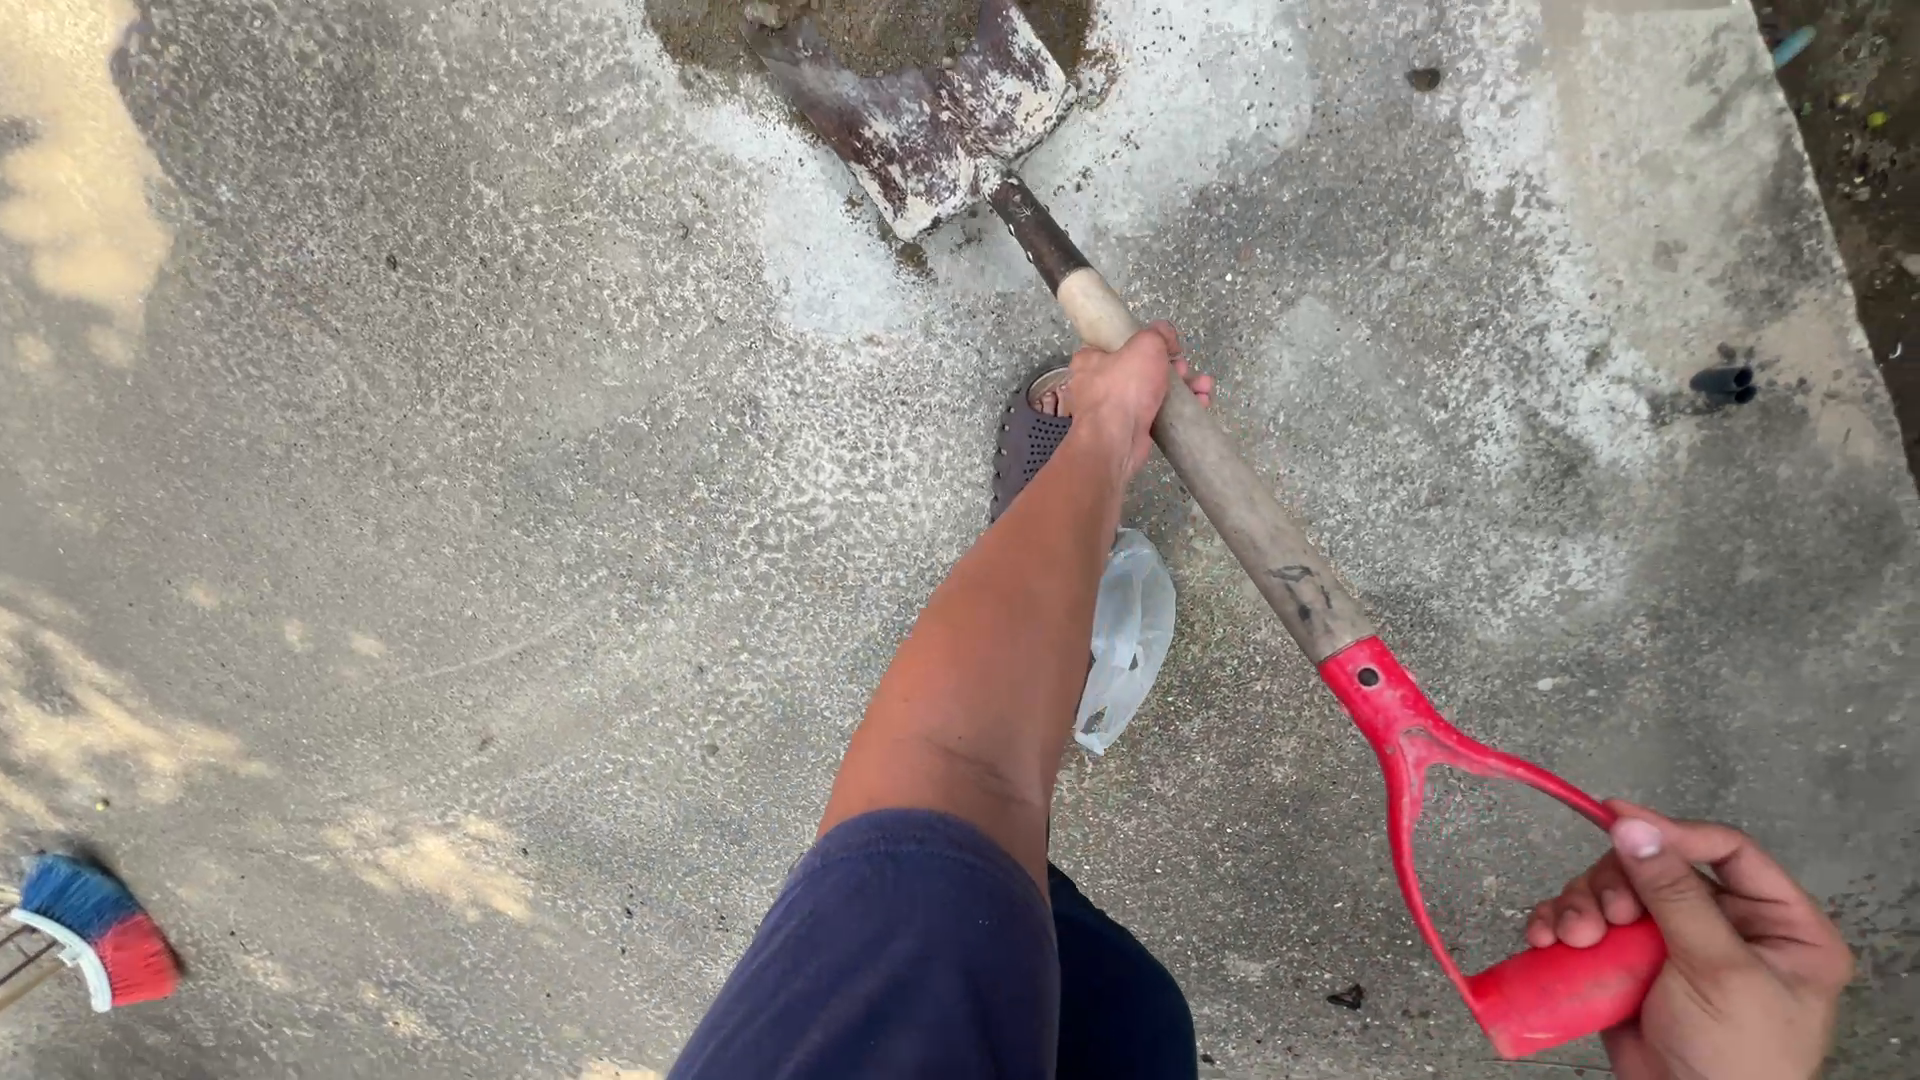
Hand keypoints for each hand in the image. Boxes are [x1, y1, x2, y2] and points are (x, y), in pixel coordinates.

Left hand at [1060, 321, 1212, 480]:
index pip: (1117, 345)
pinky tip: (1200, 402)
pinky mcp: (1131, 430)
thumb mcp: (1145, 345)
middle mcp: (1098, 385)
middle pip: (1142, 369)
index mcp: (1090, 361)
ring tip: (1203, 386)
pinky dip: (1179, 408)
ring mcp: (1114, 410)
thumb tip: (1166, 334)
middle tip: (1183, 369)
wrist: (1116, 441)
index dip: (1145, 343)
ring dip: (1183, 387)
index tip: (1165, 346)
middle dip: (1172, 367)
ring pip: (1153, 392)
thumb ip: (1158, 333)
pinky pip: (1158, 414)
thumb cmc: (1123, 388)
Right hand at [1526, 800, 1852, 1079]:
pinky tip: (1547, 939)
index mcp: (1777, 926)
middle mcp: (1721, 922)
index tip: (1617, 820)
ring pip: (1606, 886)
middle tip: (1605, 917)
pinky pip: (1579, 913)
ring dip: (1578, 907)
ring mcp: (1666, 936)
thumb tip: (1633, 825)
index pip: (1726, 851)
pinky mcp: (1621, 951)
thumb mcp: (1717, 970)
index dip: (1672, 832)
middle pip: (1649, 863)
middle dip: (1612, 886)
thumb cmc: (1735, 1055)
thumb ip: (1676, 896)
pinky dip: (1556, 921)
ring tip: (1572, 939)